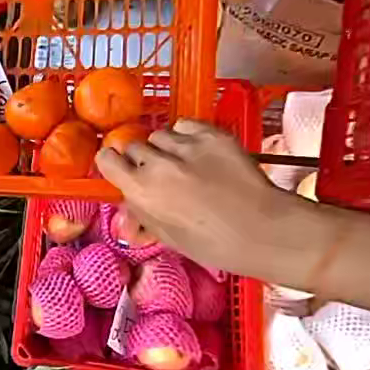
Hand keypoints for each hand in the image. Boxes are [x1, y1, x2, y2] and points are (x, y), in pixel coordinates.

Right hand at [96, 120, 313, 277]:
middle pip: (134, 146)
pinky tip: (199, 152)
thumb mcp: (168, 237)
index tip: (120, 167)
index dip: (113, 163)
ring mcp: (186, 145)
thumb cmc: (214, 244)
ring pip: (160, 135)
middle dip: (142, 159)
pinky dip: (187, 135)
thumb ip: (142, 215)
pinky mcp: (211, 134)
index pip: (107, 159)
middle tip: (160, 175)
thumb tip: (127, 208)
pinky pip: (186, 125)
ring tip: (184, 164)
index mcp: (141, 190)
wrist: (261, 228)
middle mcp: (158, 163)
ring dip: (165, 147)